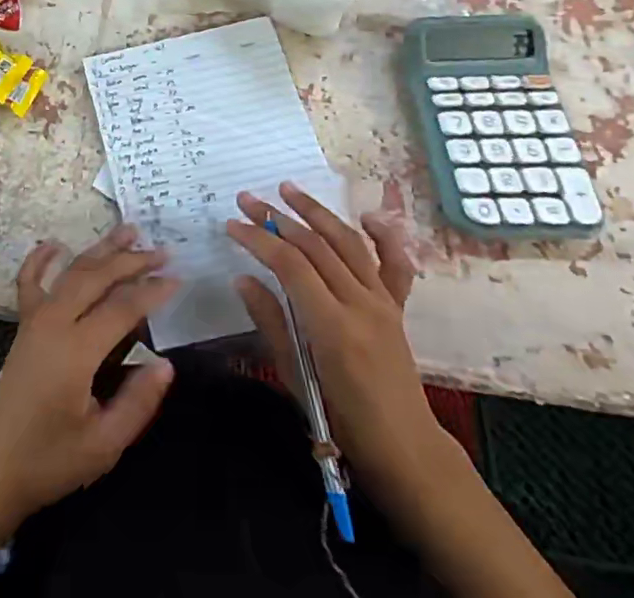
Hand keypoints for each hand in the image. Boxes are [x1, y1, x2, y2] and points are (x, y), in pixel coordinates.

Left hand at [0, 227, 179, 539]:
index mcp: (75, 351)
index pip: (121, 308)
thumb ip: (138, 402)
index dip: (152, 292)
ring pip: (69, 272)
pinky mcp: (23, 327)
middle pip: (96, 278)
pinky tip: (54, 243)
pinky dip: (40, 259)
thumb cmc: (49, 460)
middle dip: (131, 261)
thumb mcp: (104, 444)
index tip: (179, 280)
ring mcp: (33, 321)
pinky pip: (29, 282)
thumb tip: (166, 364)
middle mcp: (53, 324)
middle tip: (163, 252)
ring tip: (128, 230)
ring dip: (99, 250)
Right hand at [226, 183, 448, 499]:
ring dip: (317, 212)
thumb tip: (243, 278)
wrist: (402, 445)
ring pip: (350, 244)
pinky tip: (366, 216)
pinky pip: (394, 265)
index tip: (231, 225)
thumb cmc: (339, 418)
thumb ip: (270, 321)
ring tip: (289, 189)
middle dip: (279, 218)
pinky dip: (382, 236)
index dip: (259, 240)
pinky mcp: (396, 308)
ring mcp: (383, 303)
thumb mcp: (293, 374)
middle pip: (316, 247)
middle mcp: (362, 305)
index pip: (290, 265)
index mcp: (333, 326)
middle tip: (248, 199)